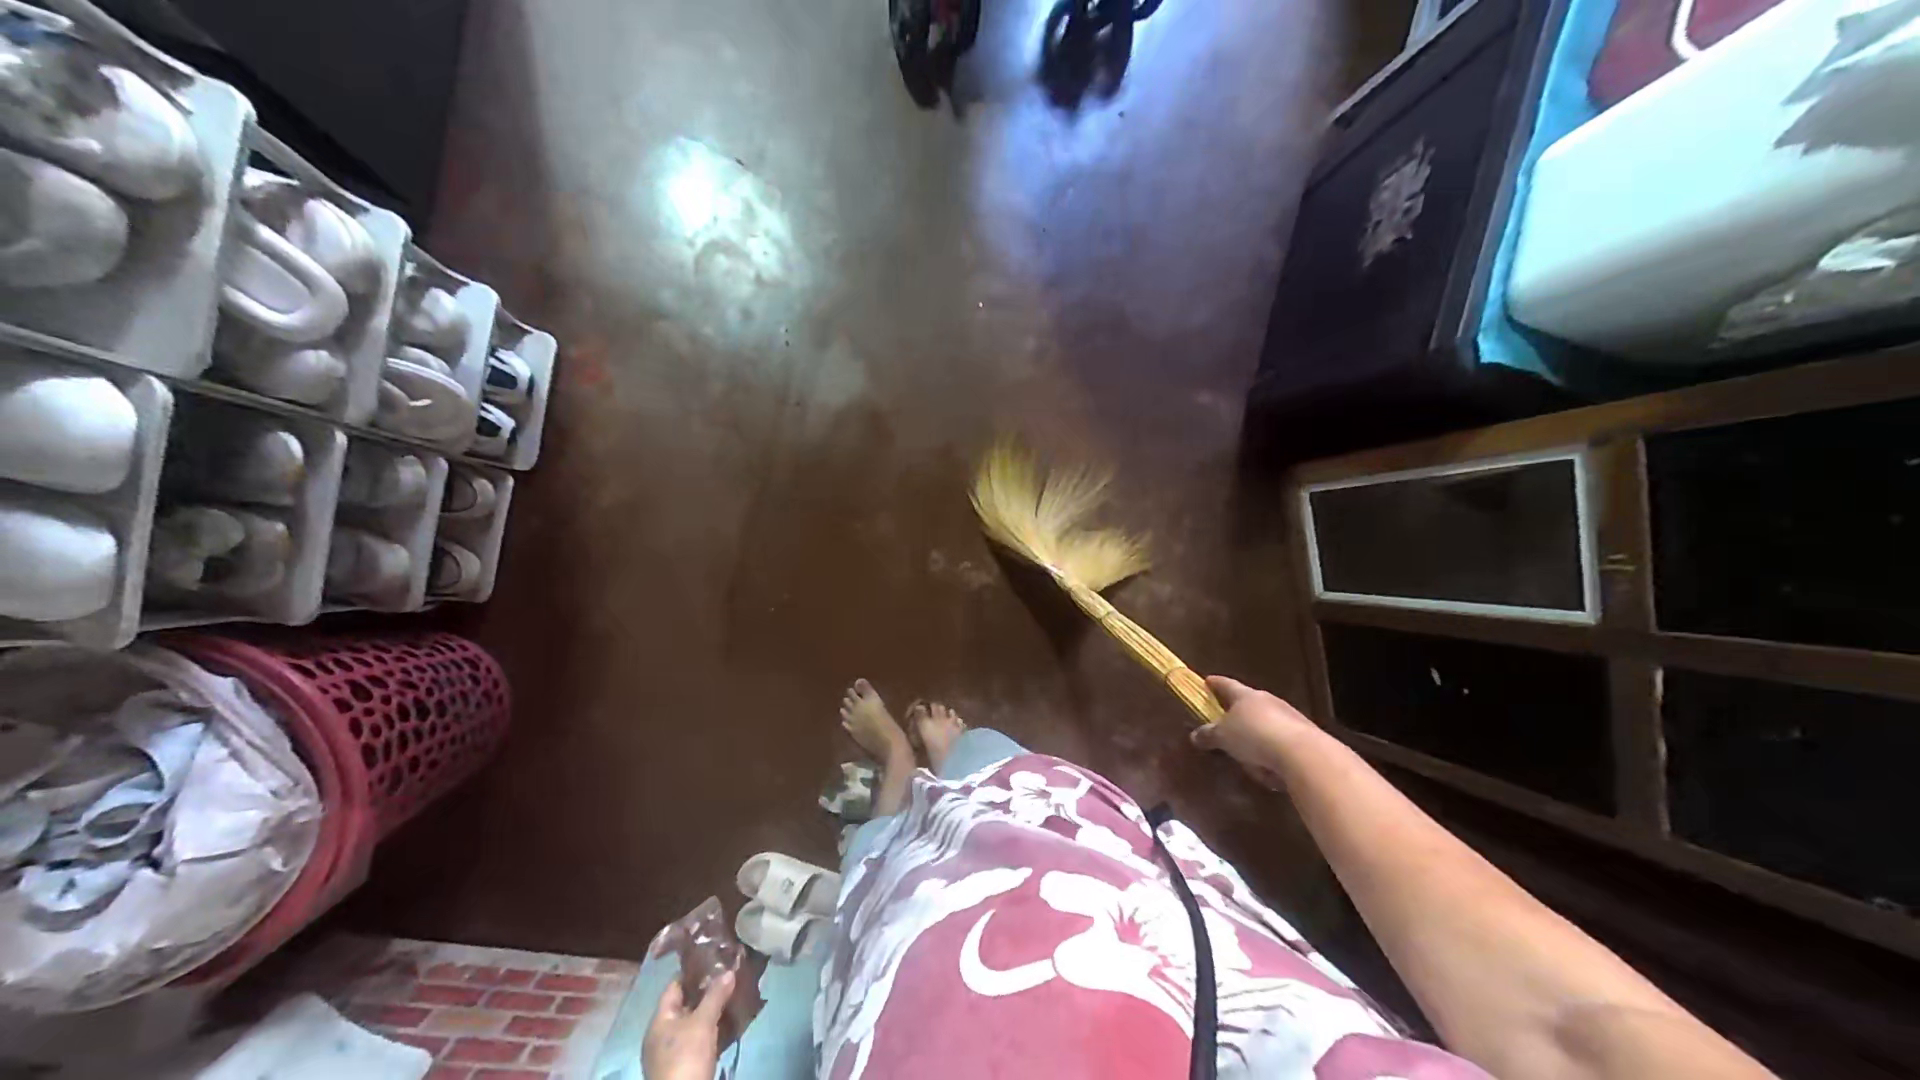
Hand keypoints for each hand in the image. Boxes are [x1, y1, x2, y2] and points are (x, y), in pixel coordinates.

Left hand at [642, 969, 735, 1079]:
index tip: (716, 959)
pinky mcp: (686, 1067)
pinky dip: (714, 1030)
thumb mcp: (702, 1023)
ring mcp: (674, 1053)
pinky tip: (731, 1023)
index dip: (694, 971)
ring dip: (714, 1011)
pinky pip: (701, 1040)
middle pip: (686, 1004)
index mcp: (659, 1021)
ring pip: (696, 1023)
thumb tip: (729, 971)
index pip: (675, 986)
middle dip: (708, 991)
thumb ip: (715, 995)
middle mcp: (663, 1035)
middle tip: (731, 976)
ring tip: (735, 995)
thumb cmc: (686, 1058)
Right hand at [1190, 675, 1317, 788]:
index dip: (1215, 683)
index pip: (1226, 685)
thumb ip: (1209, 735)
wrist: (1302, 754)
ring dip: (1257, 737)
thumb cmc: (1254, 736)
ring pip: (1266, 724)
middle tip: (1225, 726)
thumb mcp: (1223, 737)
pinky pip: (1280, 743)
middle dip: (1237, 714)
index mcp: (1246, 696)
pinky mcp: (1305, 737)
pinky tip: (1269, 770)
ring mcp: (1289, 718)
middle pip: (1249, 703)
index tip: (1207, 681)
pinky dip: (1272, 753)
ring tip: (1248, 757)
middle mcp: (1269, 701)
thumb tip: (1195, 735)